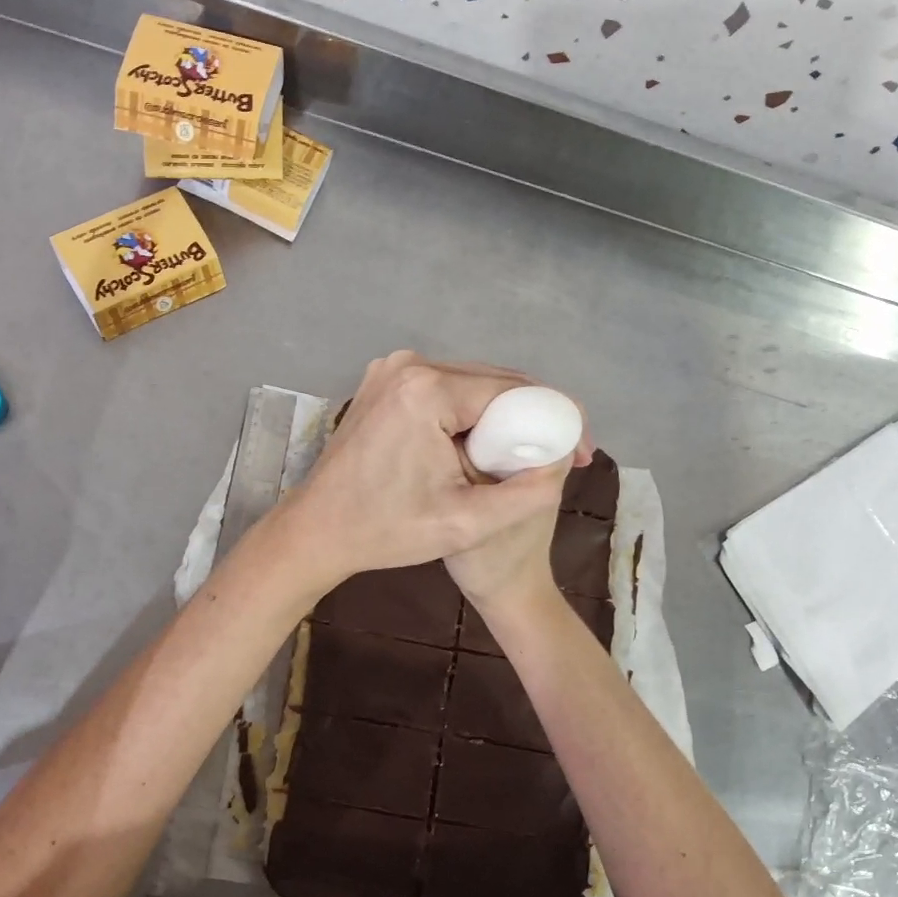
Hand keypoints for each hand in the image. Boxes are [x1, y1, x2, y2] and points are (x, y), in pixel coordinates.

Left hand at [272, 352, 570, 587]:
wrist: (318, 530)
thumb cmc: (386, 531)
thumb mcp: (465, 523)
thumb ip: (526, 495)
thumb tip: (560, 464)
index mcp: (428, 390)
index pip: (513, 393)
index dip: (554, 421)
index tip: (579, 454)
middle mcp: (409, 365)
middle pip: (493, 382)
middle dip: (532, 417)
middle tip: (560, 456)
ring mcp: (391, 370)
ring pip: (471, 384)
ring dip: (503, 415)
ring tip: (530, 454)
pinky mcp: (383, 382)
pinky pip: (444, 389)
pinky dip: (469, 413)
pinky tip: (486, 444)